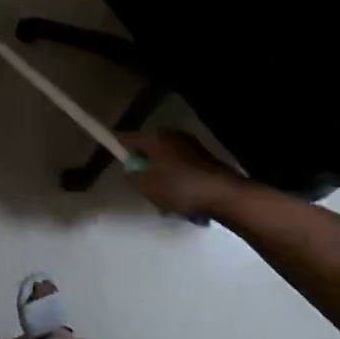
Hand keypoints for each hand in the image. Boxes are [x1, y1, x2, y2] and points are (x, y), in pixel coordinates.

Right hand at [122, 130, 248, 217]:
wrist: (225, 196)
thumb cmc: (179, 186)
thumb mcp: (145, 185)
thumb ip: (131, 176)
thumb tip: (131, 171)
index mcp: (156, 137)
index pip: (127, 138)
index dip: (117, 148)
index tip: (114, 161)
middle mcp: (174, 136)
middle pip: (148, 151)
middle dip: (143, 168)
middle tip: (142, 187)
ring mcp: (192, 147)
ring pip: (166, 163)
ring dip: (161, 178)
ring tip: (164, 201)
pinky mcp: (205, 161)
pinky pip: (182, 170)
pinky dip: (177, 183)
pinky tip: (181, 201)